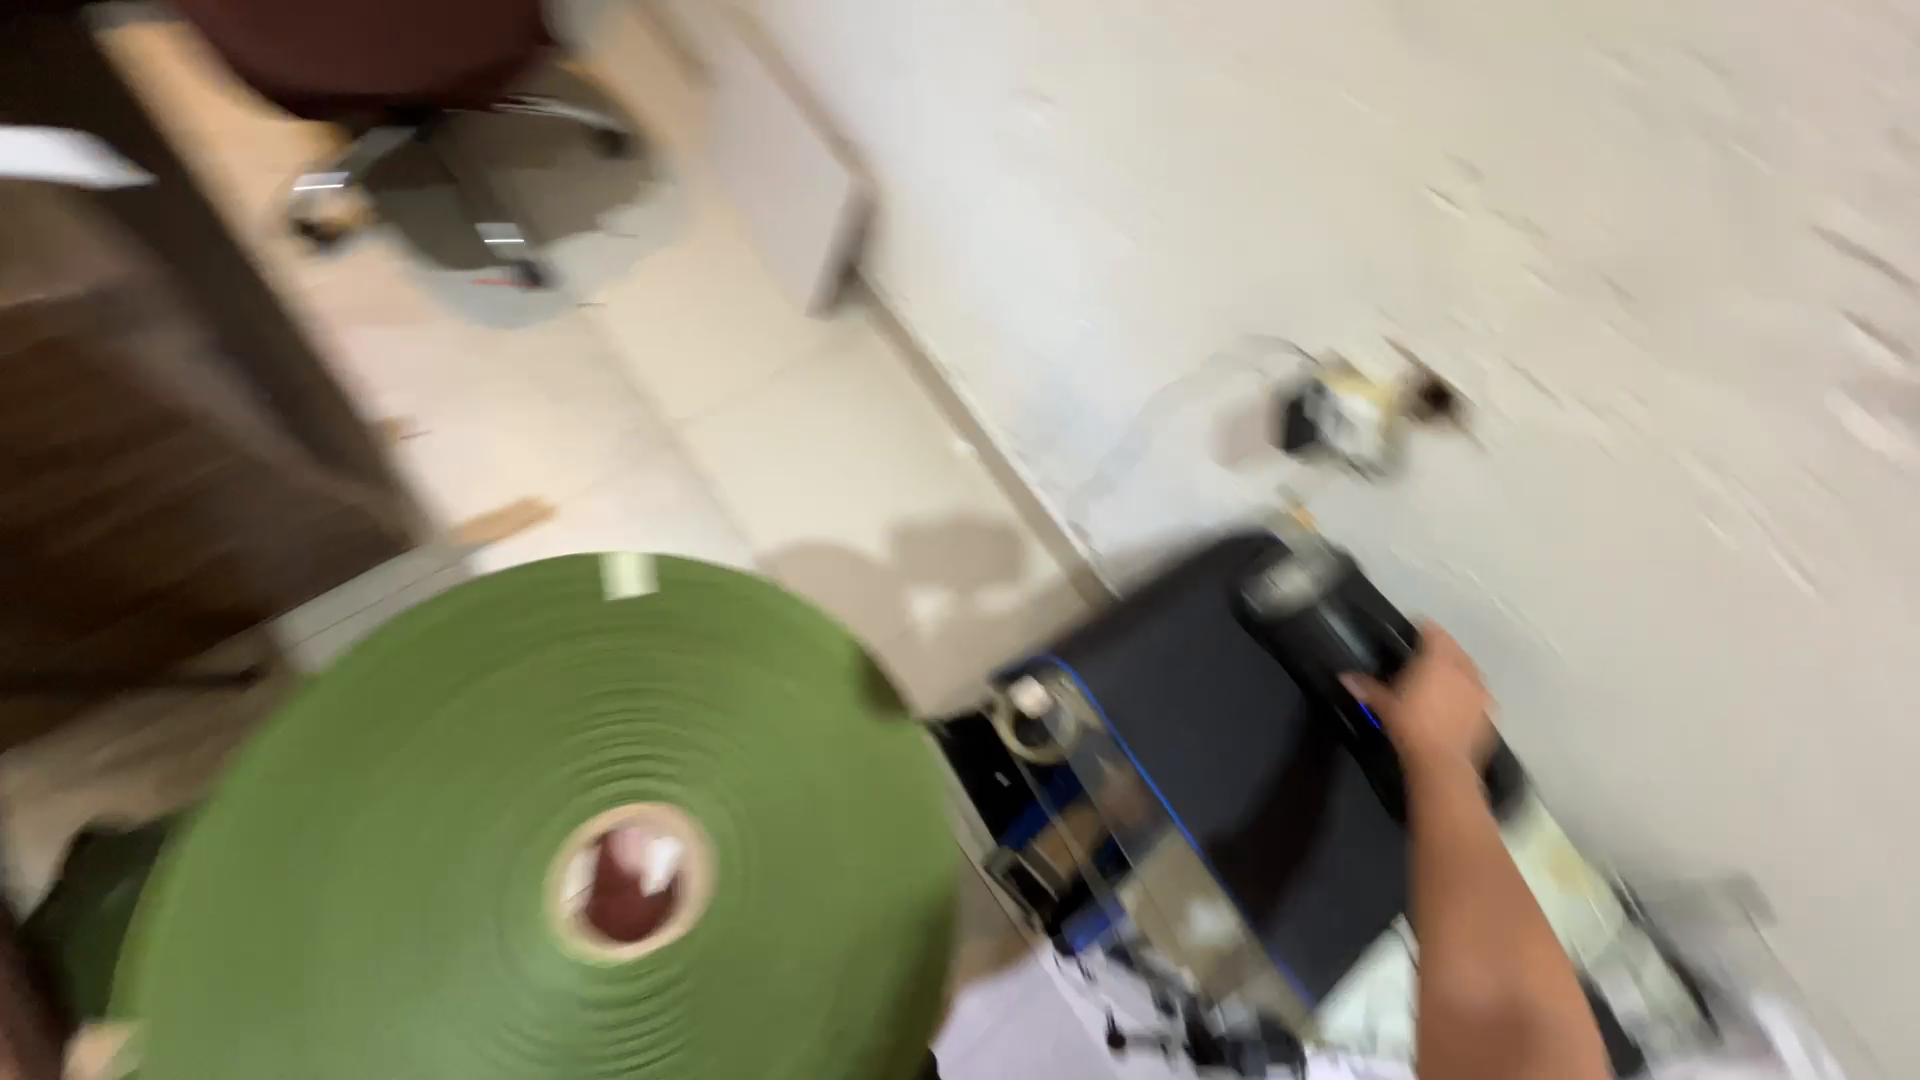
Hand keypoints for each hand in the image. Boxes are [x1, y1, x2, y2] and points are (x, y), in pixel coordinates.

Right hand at [1340, 621, 1493, 768]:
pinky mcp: (1488, 712)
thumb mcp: (1383, 704)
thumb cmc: (1409, 724)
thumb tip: (1344, 677)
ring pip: (1471, 669)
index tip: (1415, 628)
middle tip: (1428, 650)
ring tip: (1446, 673)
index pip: (1433, 633)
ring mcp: (1479, 692)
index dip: (1423, 628)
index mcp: (1437, 661)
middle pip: (1455, 648)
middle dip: (1443, 646)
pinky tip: (1459, 699)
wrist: (1441, 761)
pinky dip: (1469, 690)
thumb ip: (1366, 687)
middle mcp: (1462, 671)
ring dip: (1460, 667)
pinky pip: (1478, 693)